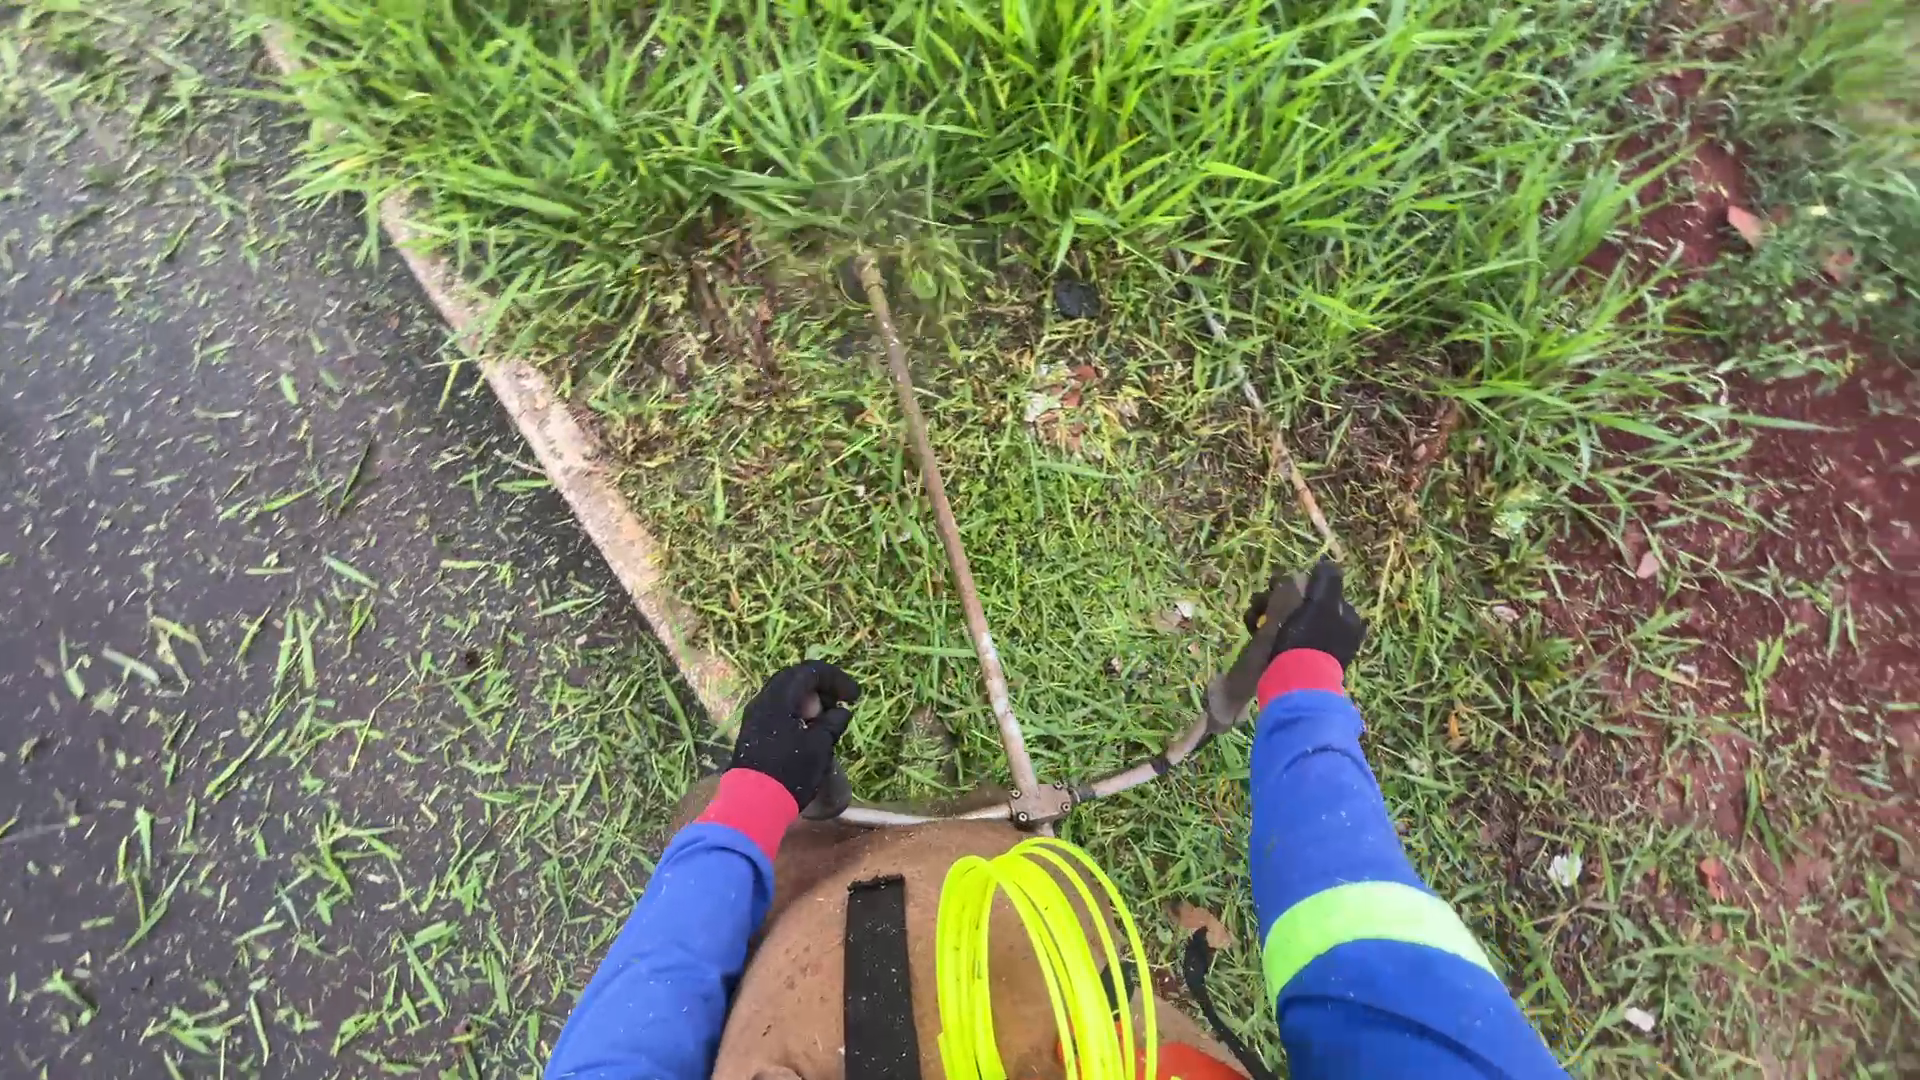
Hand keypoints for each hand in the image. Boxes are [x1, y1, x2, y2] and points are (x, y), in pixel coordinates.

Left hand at [729, 660, 860, 807]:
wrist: (753, 804)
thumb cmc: (789, 772)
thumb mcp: (820, 746)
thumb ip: (832, 723)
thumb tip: (839, 712)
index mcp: (780, 698)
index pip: (810, 672)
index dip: (836, 679)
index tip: (853, 697)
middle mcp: (764, 701)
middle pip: (796, 678)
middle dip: (822, 687)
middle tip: (840, 703)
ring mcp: (756, 716)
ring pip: (787, 694)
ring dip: (810, 701)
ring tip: (827, 720)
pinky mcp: (754, 731)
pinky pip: (780, 710)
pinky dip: (798, 712)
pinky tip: (809, 731)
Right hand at [1245, 558, 1366, 670]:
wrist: (1295, 681)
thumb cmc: (1308, 639)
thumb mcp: (1322, 603)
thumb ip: (1328, 580)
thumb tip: (1325, 564)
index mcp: (1347, 618)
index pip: (1320, 591)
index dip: (1297, 586)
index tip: (1275, 586)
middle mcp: (1336, 632)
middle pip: (1302, 604)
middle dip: (1277, 600)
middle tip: (1260, 605)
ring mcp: (1317, 647)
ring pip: (1288, 618)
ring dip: (1266, 613)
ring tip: (1252, 620)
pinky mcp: (1297, 659)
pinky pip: (1282, 635)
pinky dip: (1267, 630)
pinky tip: (1255, 631)